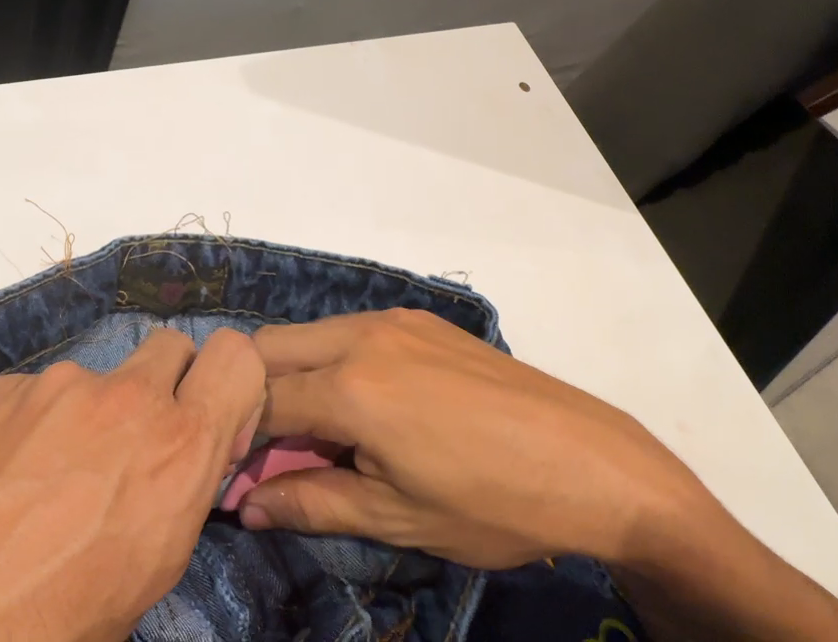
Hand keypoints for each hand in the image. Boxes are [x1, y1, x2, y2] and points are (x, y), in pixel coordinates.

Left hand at [0, 327, 265, 641]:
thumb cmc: (59, 616)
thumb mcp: (152, 568)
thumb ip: (180, 487)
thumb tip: (184, 454)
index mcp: (178, 448)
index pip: (238, 357)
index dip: (228, 385)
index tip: (207, 421)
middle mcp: (127, 397)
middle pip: (172, 346)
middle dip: (166, 383)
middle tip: (134, 440)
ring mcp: (61, 382)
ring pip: (103, 372)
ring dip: (96, 408)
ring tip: (56, 472)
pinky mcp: (8, 385)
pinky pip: (44, 389)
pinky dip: (41, 417)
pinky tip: (11, 472)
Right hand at [240, 308, 706, 568]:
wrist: (599, 466)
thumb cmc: (495, 504)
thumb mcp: (399, 517)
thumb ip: (312, 503)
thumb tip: (246, 508)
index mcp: (349, 389)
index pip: (258, 400)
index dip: (238, 436)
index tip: (238, 468)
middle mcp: (360, 337)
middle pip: (268, 348)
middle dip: (255, 393)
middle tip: (276, 446)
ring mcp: (393, 322)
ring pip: (308, 334)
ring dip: (294, 374)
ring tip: (325, 429)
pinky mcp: (420, 321)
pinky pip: (349, 330)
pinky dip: (332, 360)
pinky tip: (368, 403)